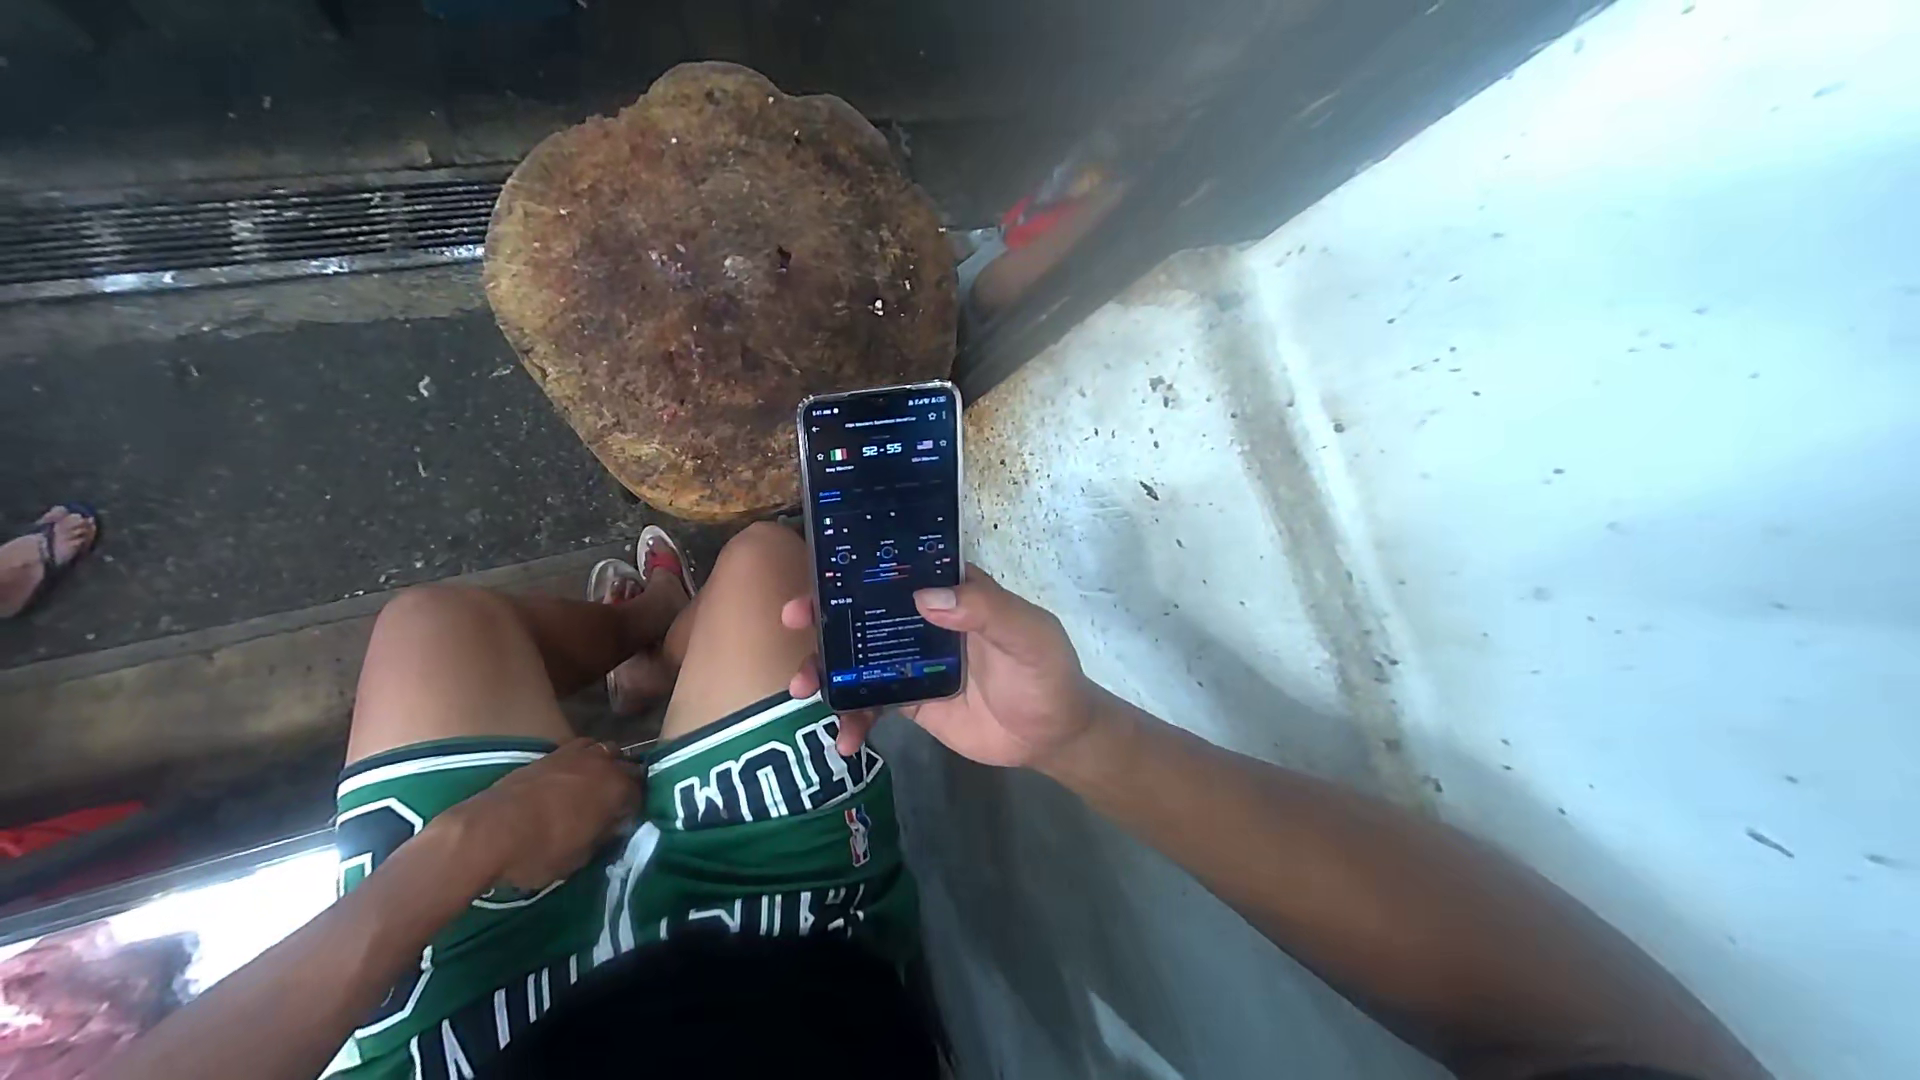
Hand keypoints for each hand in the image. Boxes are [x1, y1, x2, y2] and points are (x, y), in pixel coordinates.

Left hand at [437, 738, 640, 891]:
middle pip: (628, 765)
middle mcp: (604, 764)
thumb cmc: (538, 851)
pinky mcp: (549, 755)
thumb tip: (612, 827)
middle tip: (616, 804)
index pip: (643, 792)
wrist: (485, 833)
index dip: (637, 808)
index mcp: (618, 788)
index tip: (628, 822)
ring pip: (605, 750)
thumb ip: (603, 836)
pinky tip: (570, 778)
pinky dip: (582, 760)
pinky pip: (579, 749)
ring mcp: (576, 755)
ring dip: (606, 764)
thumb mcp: (580, 857)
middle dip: (627, 782)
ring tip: (596, 784)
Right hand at [781, 566, 1105, 771]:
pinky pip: (871, 705)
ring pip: (857, 658)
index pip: (899, 569)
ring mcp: (912, 662)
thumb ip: (985, 610)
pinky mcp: (909, 701)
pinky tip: (844, 741)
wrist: (1051, 735)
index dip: (858, 567)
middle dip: (824, 615)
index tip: (821, 570)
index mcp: (951, 594)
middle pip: (865, 611)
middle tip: (791, 621)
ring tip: (801, 689)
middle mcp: (924, 622)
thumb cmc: (1046, 672)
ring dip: (824, 670)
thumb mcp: (1027, 634)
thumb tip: (923, 596)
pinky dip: (852, 721)